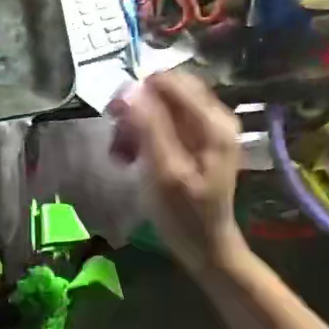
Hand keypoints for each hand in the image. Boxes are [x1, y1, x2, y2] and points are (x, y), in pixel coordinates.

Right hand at [110, 71, 245, 271]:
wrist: (206, 247)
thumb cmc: (184, 215)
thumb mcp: (164, 172)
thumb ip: (148, 127)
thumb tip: (129, 89)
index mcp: (212, 122)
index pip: (168, 82)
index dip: (137, 93)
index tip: (114, 117)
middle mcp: (214, 117)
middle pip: (164, 92)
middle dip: (135, 110)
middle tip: (117, 138)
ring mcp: (206, 128)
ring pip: (161, 107)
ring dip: (136, 125)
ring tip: (121, 153)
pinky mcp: (197, 140)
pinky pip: (165, 122)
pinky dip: (144, 134)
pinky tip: (132, 155)